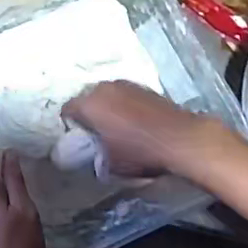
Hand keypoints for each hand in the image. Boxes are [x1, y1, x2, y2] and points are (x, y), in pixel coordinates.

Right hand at [61, 80, 232, 177]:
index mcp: (89, 104)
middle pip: (86, 98)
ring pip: (106, 94)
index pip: (67, 109)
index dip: (70, 124)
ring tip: (116, 124)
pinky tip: (134, 119)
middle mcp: (103, 88)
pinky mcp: (142, 86)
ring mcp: (123, 83)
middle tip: (96, 131)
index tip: (78, 137)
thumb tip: (93, 154)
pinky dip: (124, 104)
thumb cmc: (140, 152)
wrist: (180, 138)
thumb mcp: (111, 164)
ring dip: (107, 106)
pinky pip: (124, 94)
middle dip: (89, 112)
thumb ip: (95, 155)